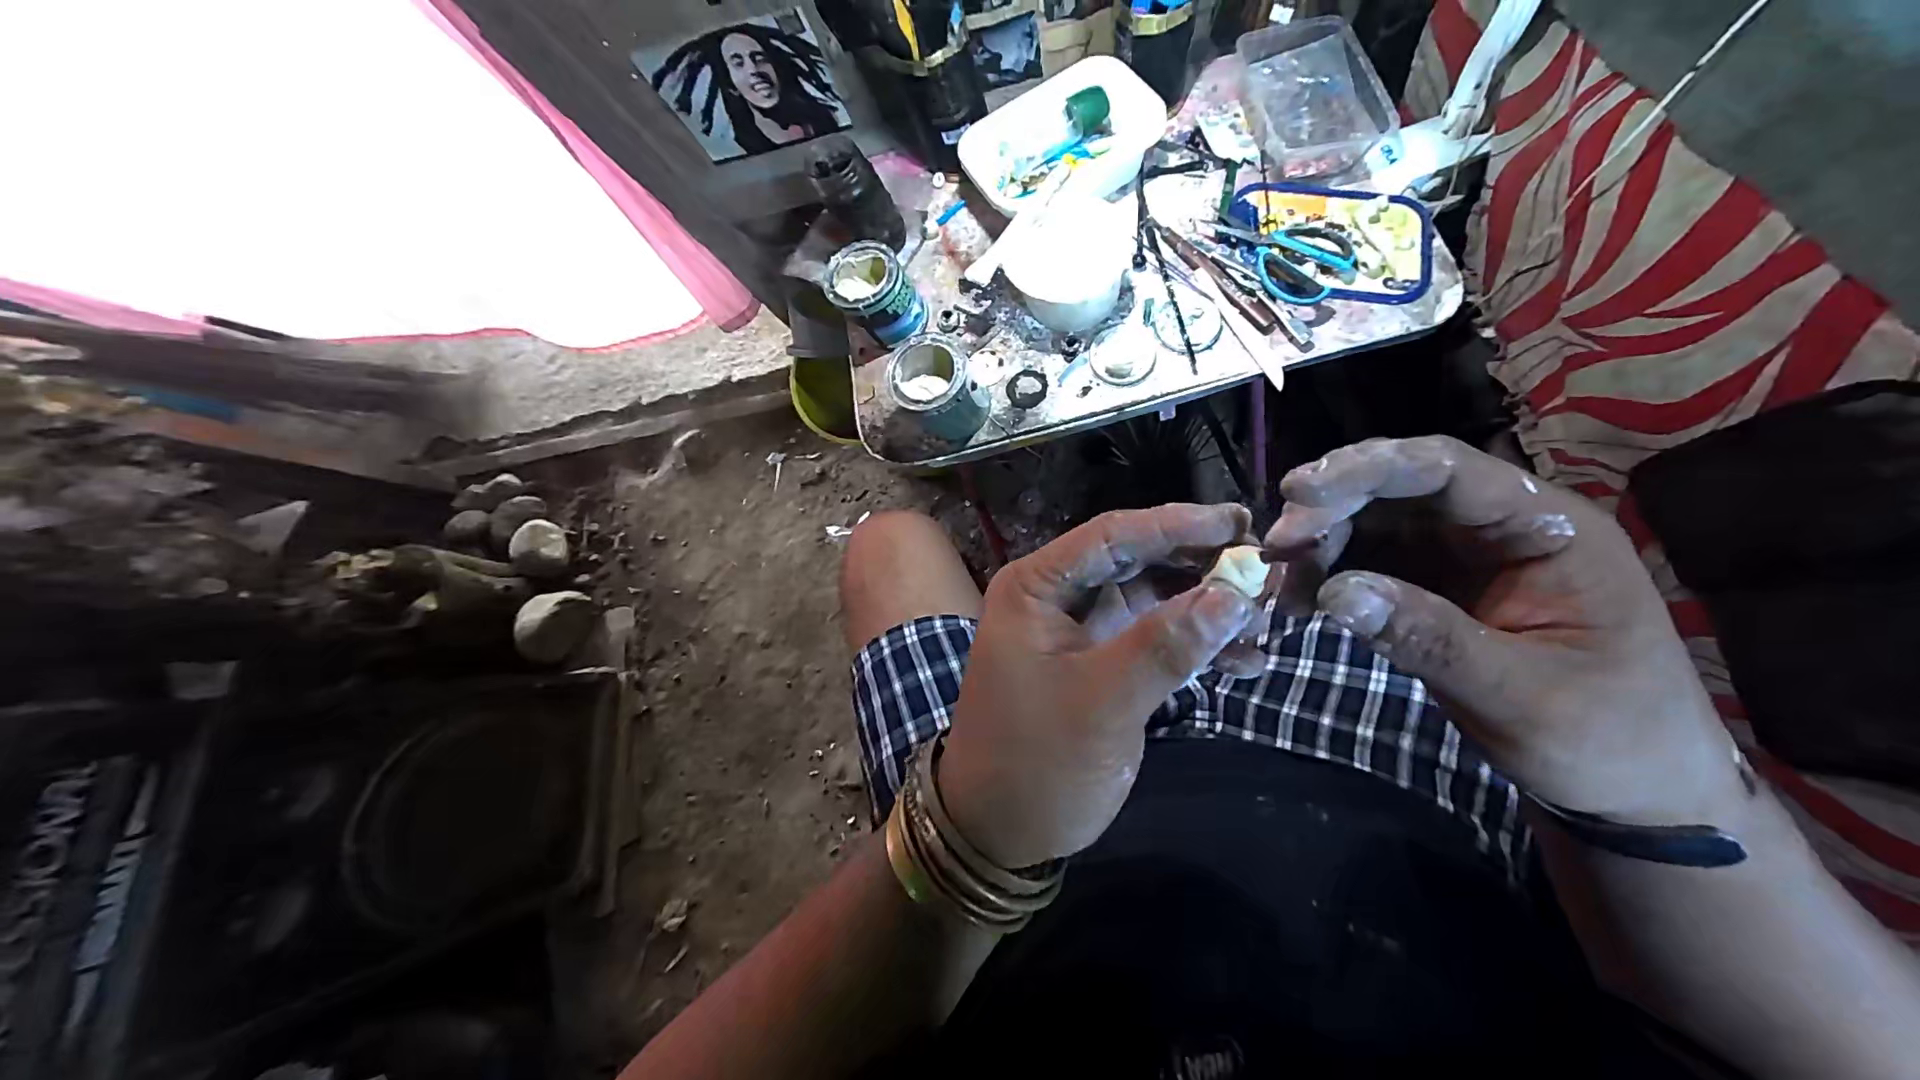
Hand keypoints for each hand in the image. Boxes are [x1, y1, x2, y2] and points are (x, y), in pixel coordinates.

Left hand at [938, 504, 1258, 866]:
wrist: (1000, 830)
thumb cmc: (1037, 760)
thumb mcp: (1102, 701)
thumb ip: (1165, 644)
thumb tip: (1235, 594)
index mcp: (1037, 587)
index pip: (1112, 536)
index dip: (1177, 525)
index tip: (1241, 523)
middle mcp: (1056, 597)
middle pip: (1137, 562)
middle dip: (1200, 567)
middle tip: (1268, 571)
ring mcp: (1080, 632)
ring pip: (1152, 601)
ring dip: (1207, 609)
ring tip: (1269, 623)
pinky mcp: (1100, 667)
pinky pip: (1154, 640)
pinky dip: (1195, 646)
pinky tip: (1245, 661)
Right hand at [1264, 437, 1744, 823]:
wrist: (1633, 792)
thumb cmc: (1605, 740)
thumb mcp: (1517, 694)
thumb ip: (1427, 637)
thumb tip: (1333, 592)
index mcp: (1547, 529)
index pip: (1447, 471)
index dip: (1368, 470)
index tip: (1297, 491)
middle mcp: (1498, 528)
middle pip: (1398, 490)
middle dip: (1330, 509)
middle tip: (1276, 548)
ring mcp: (1462, 557)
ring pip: (1373, 523)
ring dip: (1320, 544)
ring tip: (1279, 582)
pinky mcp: (1433, 587)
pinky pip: (1367, 564)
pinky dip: (1327, 576)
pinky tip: (1297, 600)